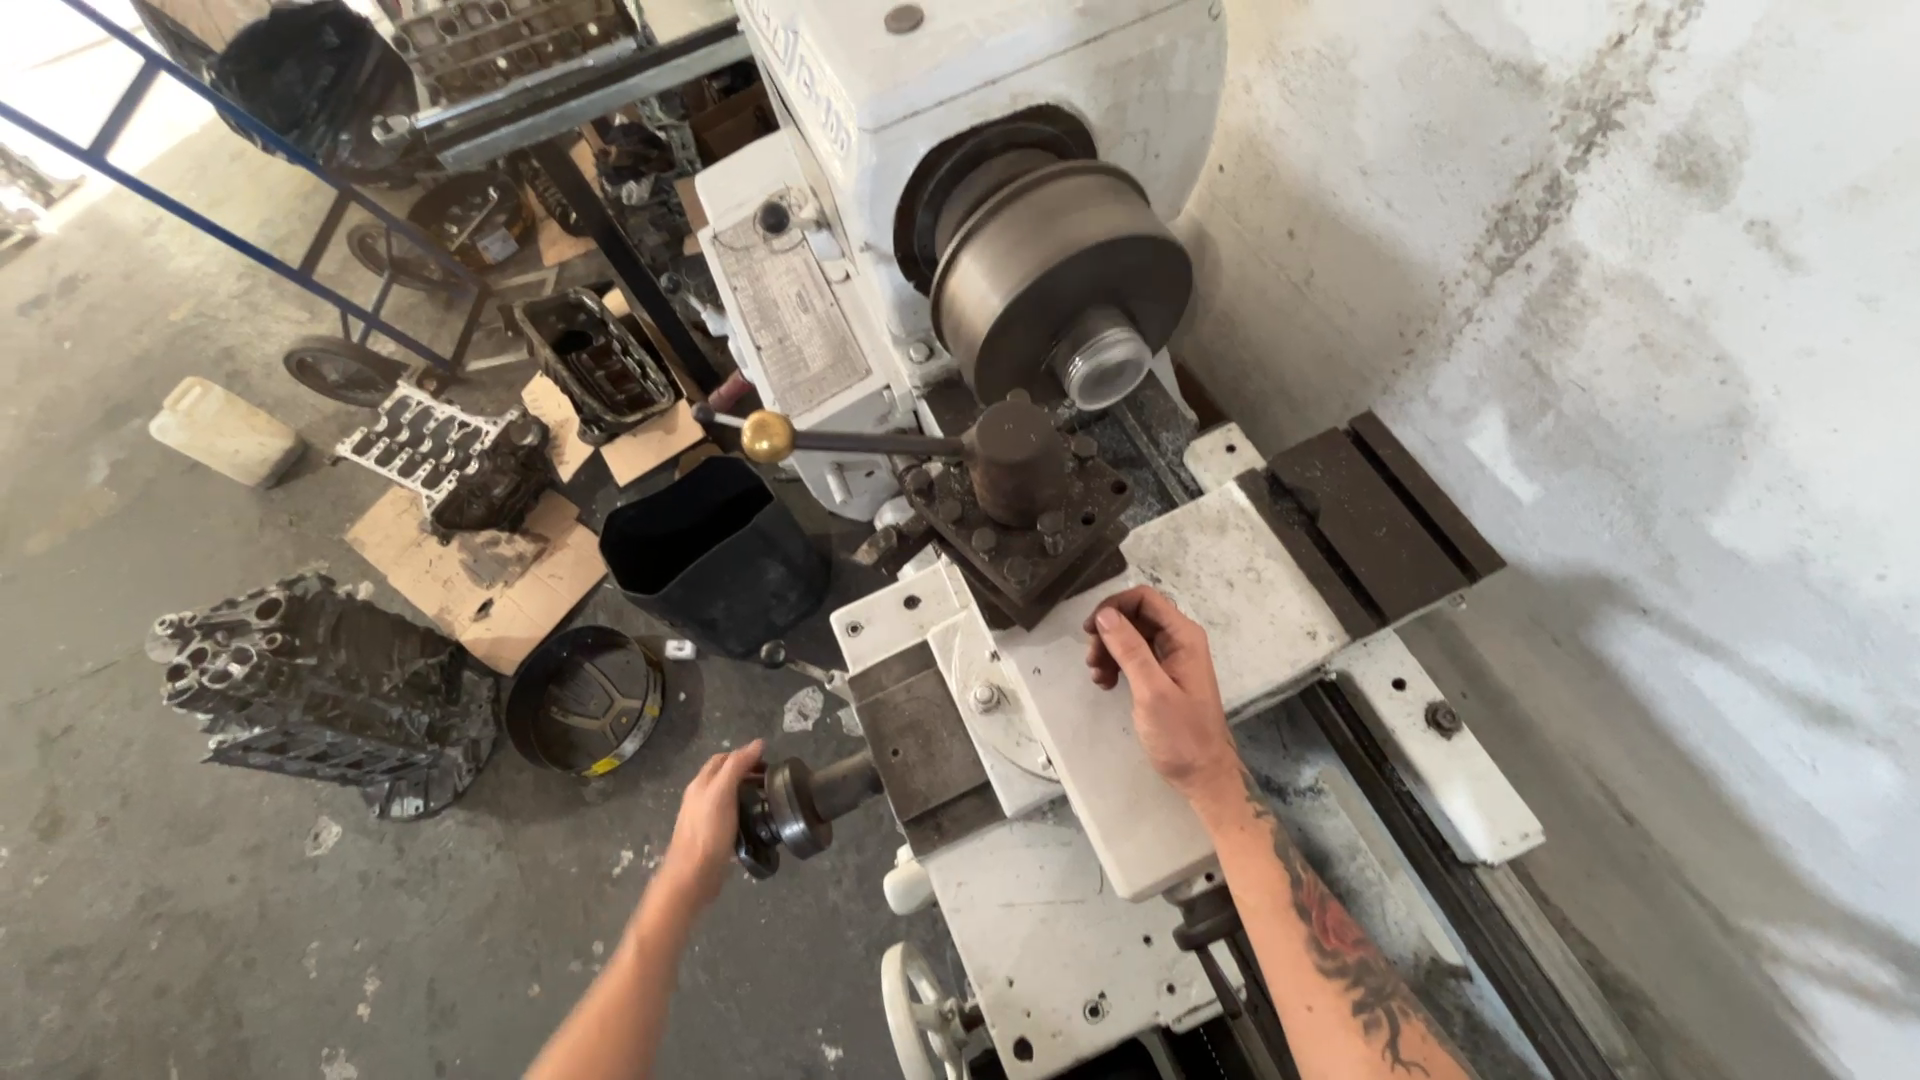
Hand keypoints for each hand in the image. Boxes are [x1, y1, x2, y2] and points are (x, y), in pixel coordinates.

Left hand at [658, 740, 764, 907]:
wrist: (692, 876)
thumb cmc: (708, 832)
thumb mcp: (722, 793)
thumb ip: (738, 766)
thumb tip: (758, 743)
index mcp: (701, 784)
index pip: (723, 759)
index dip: (744, 755)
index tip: (768, 761)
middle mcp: (701, 797)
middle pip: (724, 776)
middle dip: (747, 772)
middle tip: (771, 778)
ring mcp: (706, 818)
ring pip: (728, 796)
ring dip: (747, 791)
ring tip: (768, 797)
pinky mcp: (714, 836)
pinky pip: (731, 816)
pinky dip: (745, 811)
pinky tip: (757, 819)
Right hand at [1084, 586, 1240, 801]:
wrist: (1202, 775)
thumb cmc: (1181, 736)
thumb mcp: (1151, 691)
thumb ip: (1129, 650)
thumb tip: (1105, 615)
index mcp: (1184, 637)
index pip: (1144, 598)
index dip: (1114, 606)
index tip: (1090, 630)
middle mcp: (1179, 640)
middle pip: (1135, 616)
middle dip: (1108, 632)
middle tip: (1091, 660)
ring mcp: (1172, 658)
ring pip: (1130, 636)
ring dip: (1108, 650)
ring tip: (1098, 677)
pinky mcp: (1163, 675)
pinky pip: (1134, 656)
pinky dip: (1116, 665)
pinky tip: (1106, 683)